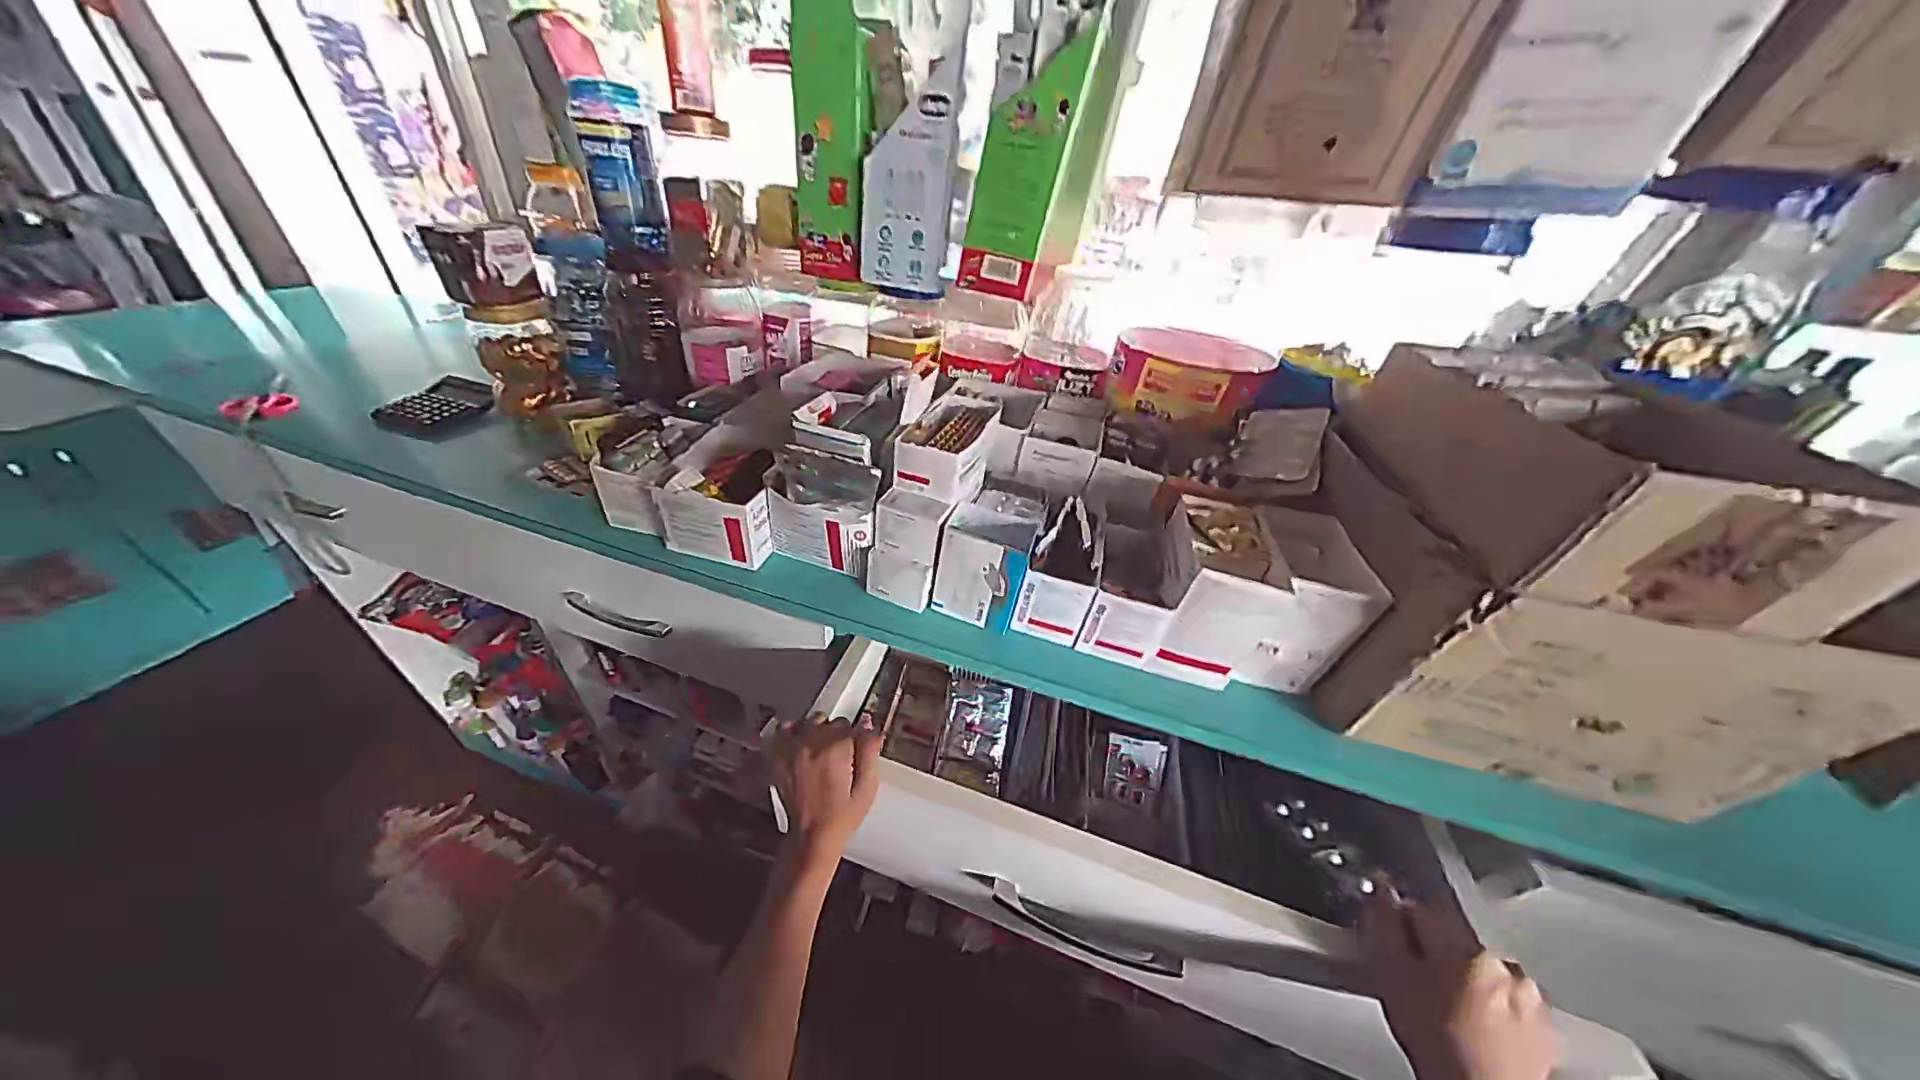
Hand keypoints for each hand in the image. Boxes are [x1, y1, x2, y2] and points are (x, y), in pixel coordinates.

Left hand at [768, 712, 882, 864]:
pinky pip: (784, 729)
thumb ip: (870, 752)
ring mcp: (792, 750)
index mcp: (835, 750)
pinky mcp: (778, 757)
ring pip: (811, 721)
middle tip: (842, 757)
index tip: (858, 750)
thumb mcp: (868, 787)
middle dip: (841, 735)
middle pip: (832, 721)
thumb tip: (869, 726)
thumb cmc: (841, 817)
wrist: (811, 836)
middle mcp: (811, 745)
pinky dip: (794, 731)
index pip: (853, 725)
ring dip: (819, 730)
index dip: (859, 739)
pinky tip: (802, 743)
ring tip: (824, 751)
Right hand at [1362, 893, 1558, 1079]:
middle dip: (1433, 952)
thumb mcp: (1391, 974)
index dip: (1398, 923)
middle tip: (1414, 980)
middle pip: (1453, 940)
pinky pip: (1507, 999)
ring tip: (1444, 1007)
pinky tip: (1472, 1024)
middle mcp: (1503, 964)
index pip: (1422, 910)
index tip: (1389, 938)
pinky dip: (1490, 1005)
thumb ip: (1384, 925)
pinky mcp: (1543, 1027)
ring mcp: (1528, 997)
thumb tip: (1382, 893)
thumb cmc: (1437, 1044)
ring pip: (1481, 969)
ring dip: (1463, 978)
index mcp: (1465, 945)